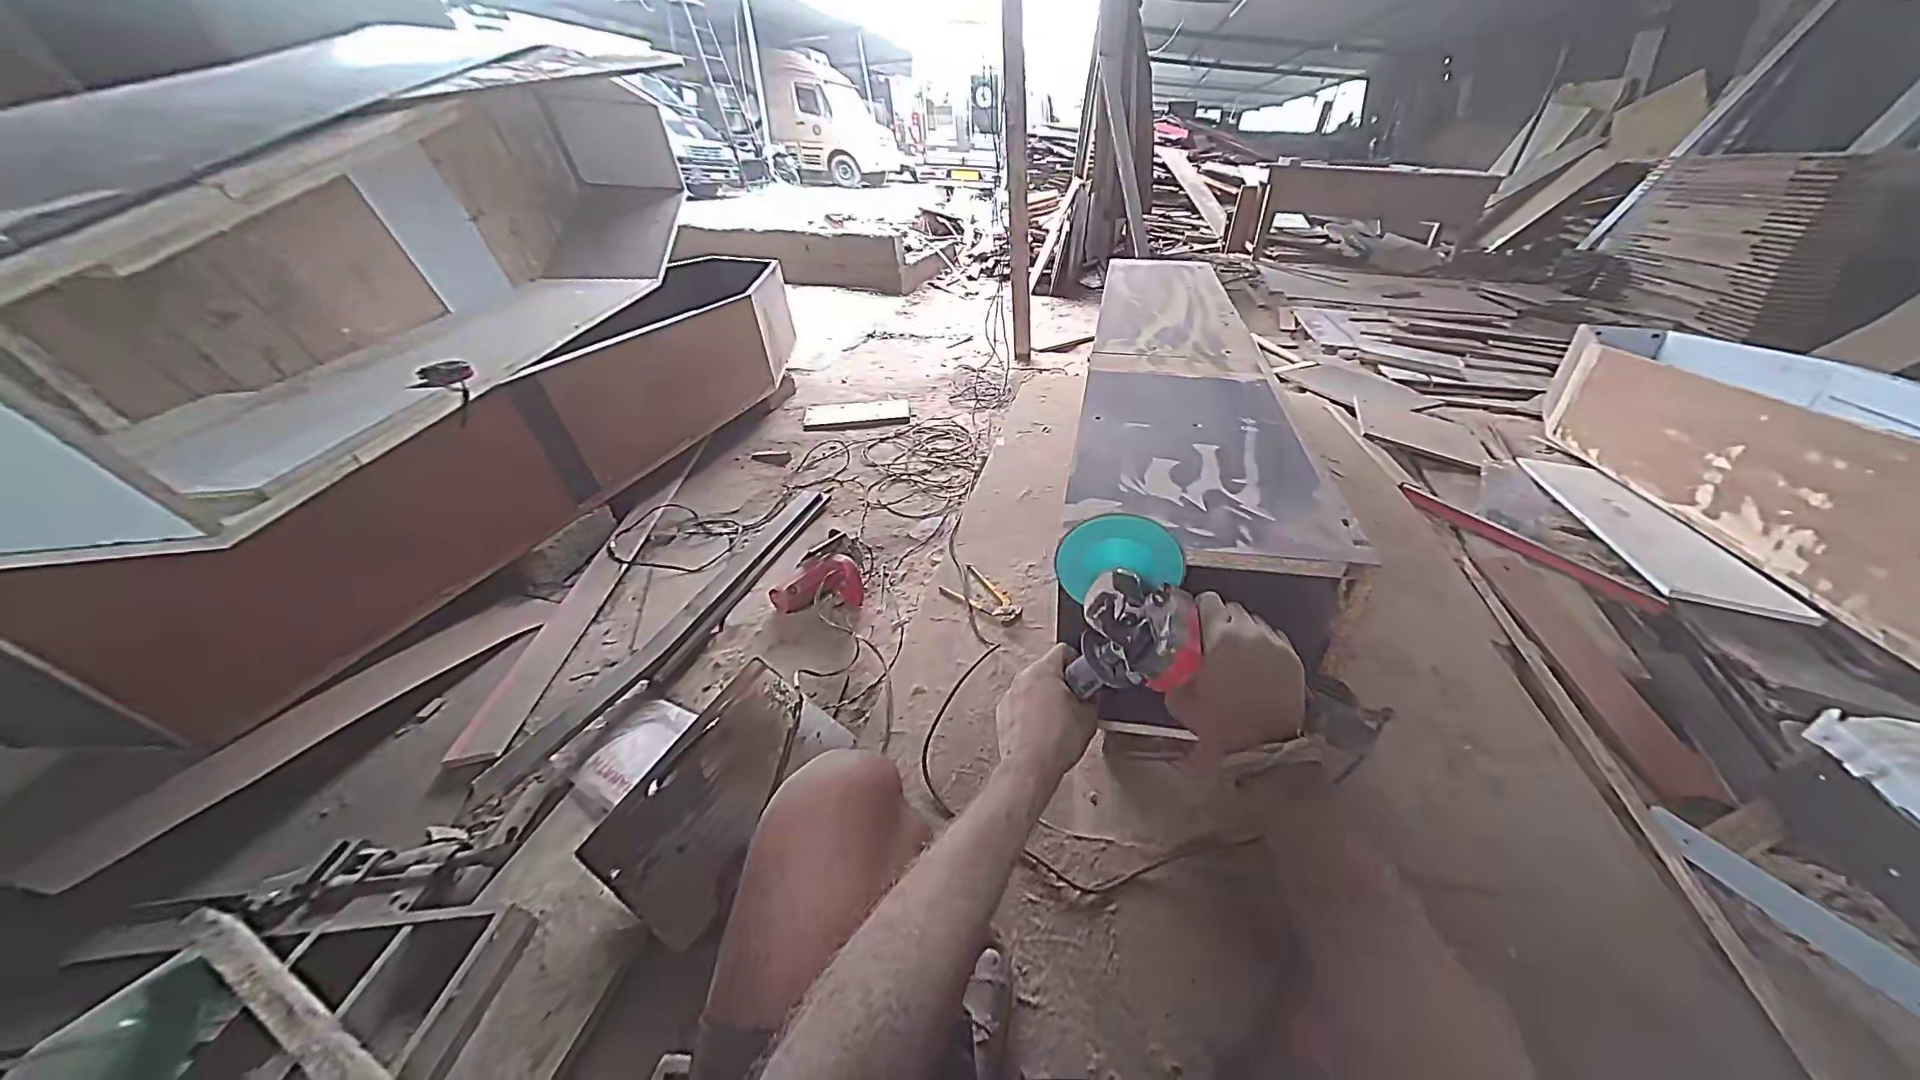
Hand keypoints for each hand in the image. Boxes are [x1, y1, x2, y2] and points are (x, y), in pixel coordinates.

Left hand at [995, 644, 1097, 784]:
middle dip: (1062, 681)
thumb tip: (1091, 693)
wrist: (1030, 767)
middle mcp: (1023, 678)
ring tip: (1060, 718)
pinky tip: (1043, 728)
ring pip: (1033, 686)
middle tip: (1076, 700)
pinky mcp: (1003, 712)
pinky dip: (1031, 711)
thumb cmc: (1056, 742)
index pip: (1063, 650)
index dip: (1078, 663)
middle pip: (1046, 668)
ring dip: (1045, 696)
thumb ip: (1092, 697)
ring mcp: (1010, 695)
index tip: (1084, 678)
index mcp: (1043, 671)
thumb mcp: (1089, 716)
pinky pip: (1021, 703)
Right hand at [1166, 593, 1306, 753]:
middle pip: (1231, 608)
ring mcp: (1274, 643)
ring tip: (1236, 655)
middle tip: (1212, 642)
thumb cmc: (1218, 722)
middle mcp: (1248, 632)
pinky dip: (1262, 645)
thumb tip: (1170, 659)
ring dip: (1242, 632)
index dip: (1198, 610)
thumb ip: (1173, 669)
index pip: (1208, 600)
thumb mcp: (1179, 697)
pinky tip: (1255, 665)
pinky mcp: (1292, 656)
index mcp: (1218, 636)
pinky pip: (1272, 638)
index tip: (1194, 623)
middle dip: (1220, 620)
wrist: (1262, 746)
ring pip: (1253, 622)